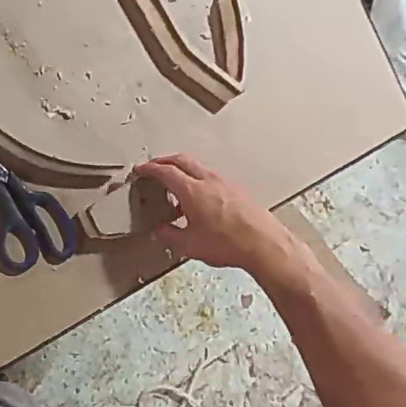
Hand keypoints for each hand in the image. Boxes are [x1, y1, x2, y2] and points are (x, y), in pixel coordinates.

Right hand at [134, 154, 307, 280]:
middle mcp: (209, 182)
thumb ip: (169, 235)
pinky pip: (211, 178)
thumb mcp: (188, 245)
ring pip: (198, 168)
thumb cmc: (229, 243)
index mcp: (192, 191)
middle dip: (165, 161)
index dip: (150, 169)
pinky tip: (197, 199)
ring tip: (174, 185)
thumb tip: (161, 230)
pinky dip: (198, 180)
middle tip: (154, 167)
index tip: (142, 169)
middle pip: (182, 160)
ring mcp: (225, 184)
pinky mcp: (237, 191)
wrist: (264, 245)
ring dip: (182, 170)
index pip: (166, 172)